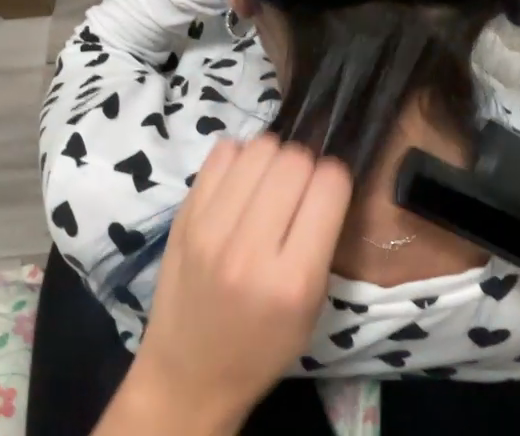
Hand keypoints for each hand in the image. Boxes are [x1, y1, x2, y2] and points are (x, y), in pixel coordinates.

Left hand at [113, 135, 352, 435]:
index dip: (335, 180)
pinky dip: (239, 157)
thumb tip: (325, 177)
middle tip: (300, 188)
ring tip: (270, 181)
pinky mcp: (184, 213)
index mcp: (293, 280)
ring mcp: (210, 227)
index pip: (329, 186)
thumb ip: (322, 241)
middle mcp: (250, 248)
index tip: (330, 192)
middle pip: (293, 160)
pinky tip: (241, 181)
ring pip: (259, 148)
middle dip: (307, 166)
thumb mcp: (312, 308)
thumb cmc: (262, 345)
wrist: (189, 371)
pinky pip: (221, 151)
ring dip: (274, 158)